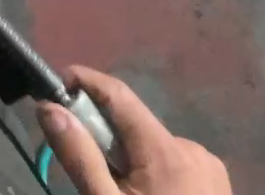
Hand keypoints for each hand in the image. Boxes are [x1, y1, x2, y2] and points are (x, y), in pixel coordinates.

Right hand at [38, 67, 231, 194]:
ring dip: (120, 154)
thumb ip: (78, 155)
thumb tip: (48, 106)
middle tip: (81, 164)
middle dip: (98, 132)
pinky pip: (167, 162)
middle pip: (130, 121)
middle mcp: (193, 150)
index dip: (81, 81)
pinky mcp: (216, 189)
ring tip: (111, 190)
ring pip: (146, 143)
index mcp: (168, 151)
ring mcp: (210, 172)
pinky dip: (143, 170)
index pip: (117, 93)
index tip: (50, 92)